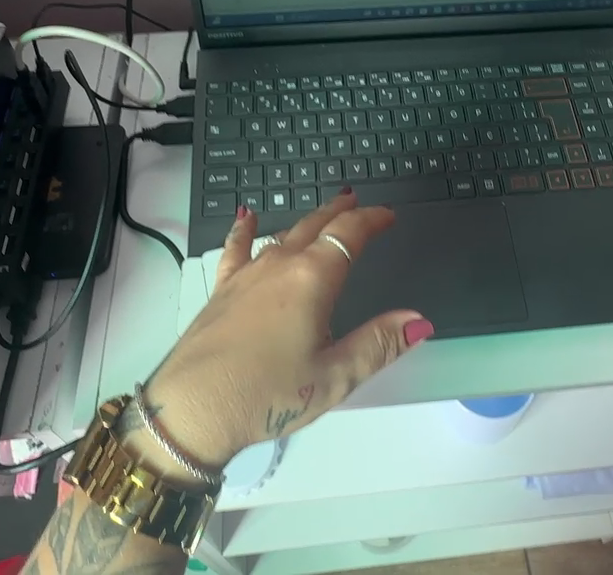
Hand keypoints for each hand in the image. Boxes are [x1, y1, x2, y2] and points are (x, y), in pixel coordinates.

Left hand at [134, 188, 432, 476]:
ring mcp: (247, 274)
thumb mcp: (334, 376)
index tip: (388, 215)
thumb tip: (420, 321)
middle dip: (341, 212)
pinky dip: (245, 229)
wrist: (192, 409)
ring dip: (307, 221)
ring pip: (283, 233)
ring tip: (322, 214)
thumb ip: (379, 344)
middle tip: (359, 203)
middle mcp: (280, 265)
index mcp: (313, 279)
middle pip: (316, 224)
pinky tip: (245, 217)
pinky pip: (236, 247)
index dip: (372, 219)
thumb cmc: (267, 395)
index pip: (349, 234)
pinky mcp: (223, 288)